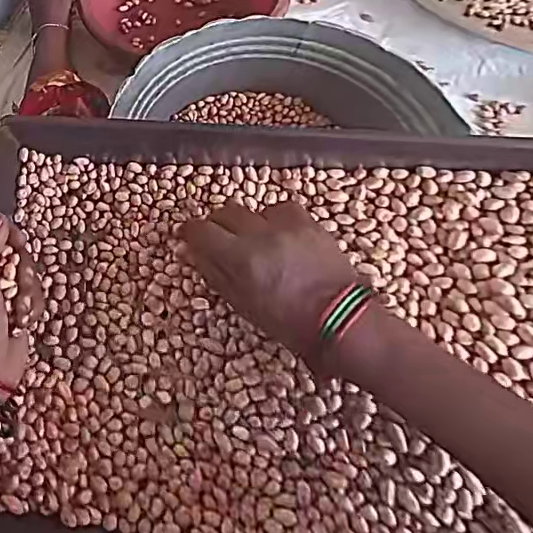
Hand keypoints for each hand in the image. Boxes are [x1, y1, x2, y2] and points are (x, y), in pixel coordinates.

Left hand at [0, 213, 36, 388]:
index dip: (6, 235)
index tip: (15, 246)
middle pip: (14, 249)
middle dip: (21, 266)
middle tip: (14, 283)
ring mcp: (1, 292)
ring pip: (28, 272)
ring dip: (27, 291)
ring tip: (15, 310)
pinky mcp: (18, 310)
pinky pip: (35, 294)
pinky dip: (32, 307)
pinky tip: (22, 321)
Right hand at [181, 202, 361, 366]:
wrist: (344, 322)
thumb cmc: (289, 322)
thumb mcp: (241, 303)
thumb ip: (214, 272)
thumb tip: (192, 252)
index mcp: (239, 258)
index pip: (200, 230)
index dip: (189, 231)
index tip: (188, 235)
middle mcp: (260, 235)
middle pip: (224, 212)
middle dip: (217, 224)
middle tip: (218, 238)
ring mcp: (287, 227)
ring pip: (252, 209)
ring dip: (246, 222)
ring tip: (252, 239)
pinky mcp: (310, 225)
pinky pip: (282, 209)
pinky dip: (274, 218)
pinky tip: (277, 233)